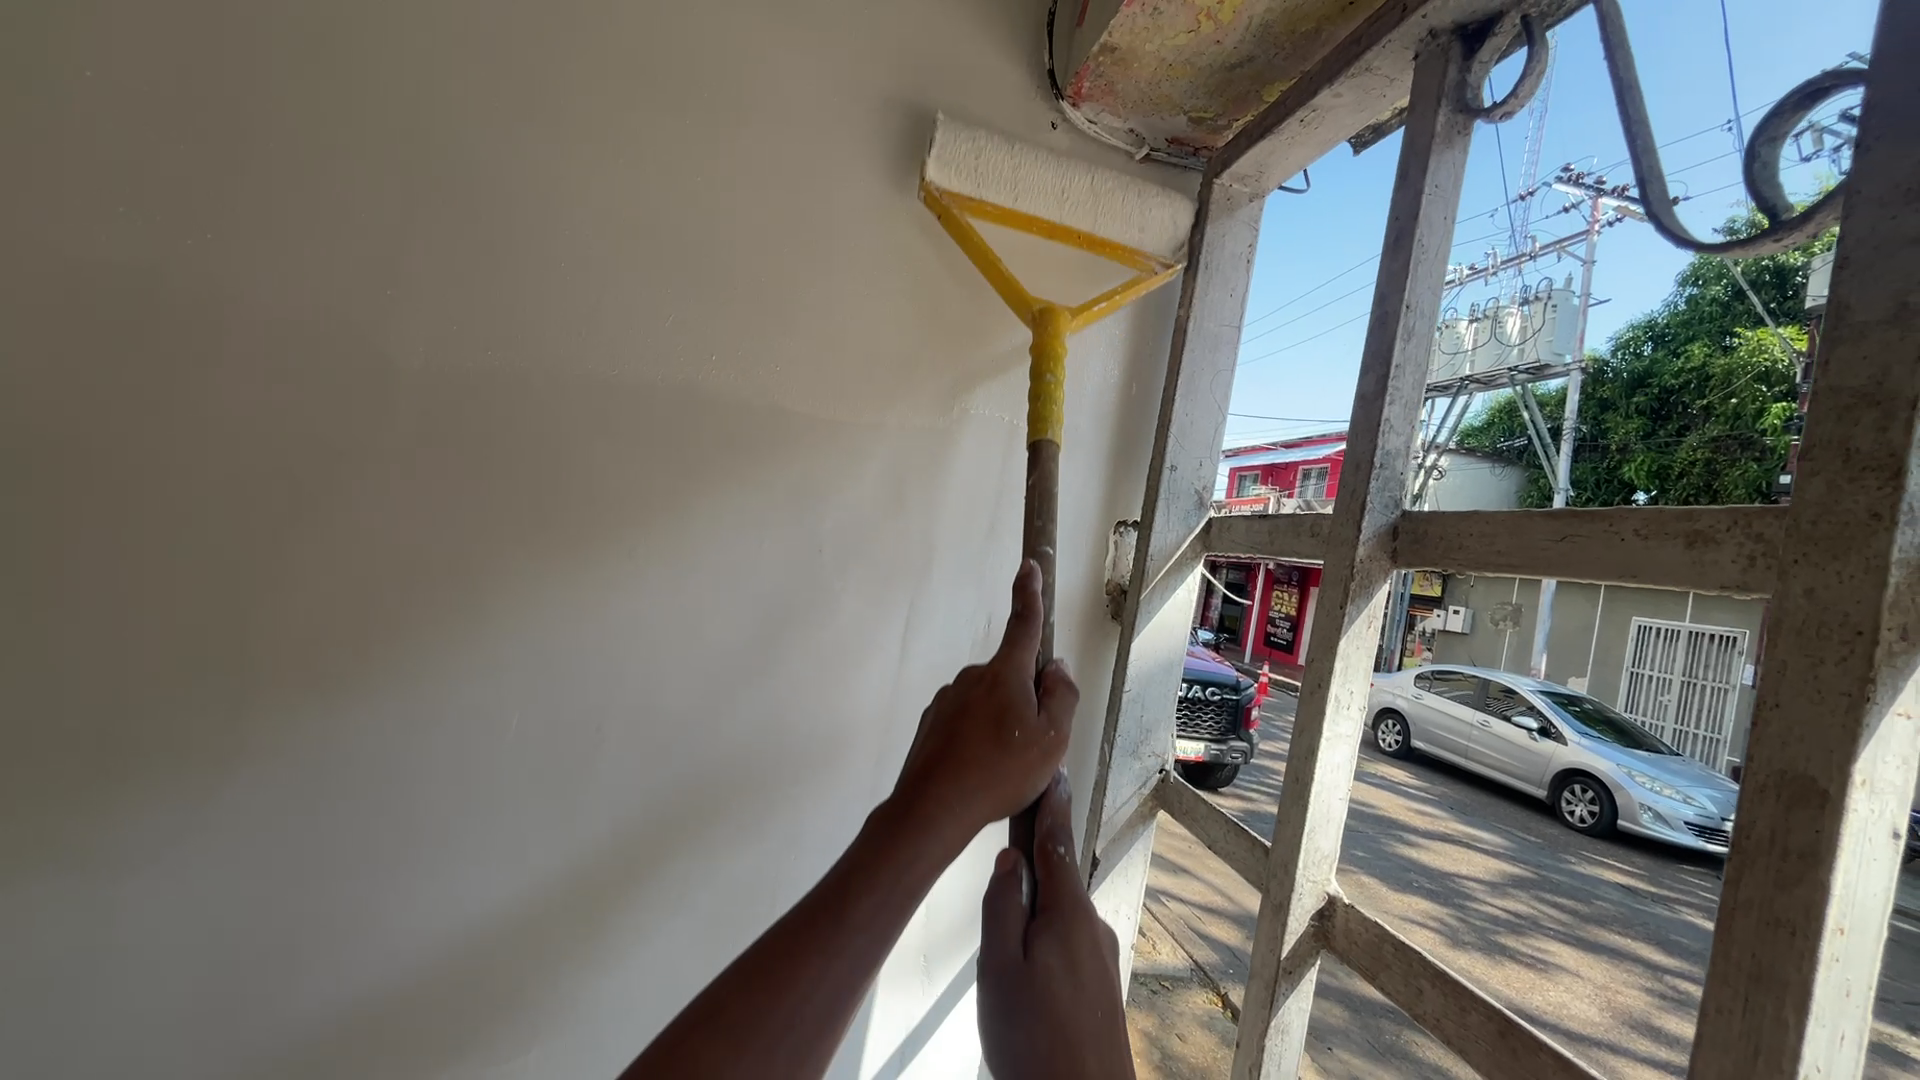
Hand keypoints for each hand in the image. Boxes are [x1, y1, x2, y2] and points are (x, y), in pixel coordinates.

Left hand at [891, 560, 1076, 840]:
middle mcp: (973, 677)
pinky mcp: (932, 722)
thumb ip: (1062, 697)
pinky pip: (966, 722)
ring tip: (1004, 768)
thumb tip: (1055, 668)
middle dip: (1027, 699)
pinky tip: (979, 770)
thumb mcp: (1053, 739)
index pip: (1024, 623)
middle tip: (1032, 746)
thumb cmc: (1000, 773)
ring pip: (989, 702)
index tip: (1030, 564)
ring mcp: (948, 699)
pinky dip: (978, 739)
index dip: (1031, 593)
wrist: (933, 807)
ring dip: (1001, 724)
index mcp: (1005, 673)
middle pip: (1011, 675)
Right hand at [979, 772, 1134, 1079]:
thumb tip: (1009, 861)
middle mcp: (1092, 928)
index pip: (1056, 844)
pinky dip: (1047, 939)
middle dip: (1032, 869)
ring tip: (1007, 952)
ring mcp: (1101, 958)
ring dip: (1036, 914)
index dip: (1051, 807)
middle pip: (1057, 880)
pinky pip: (1069, 943)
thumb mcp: (999, 969)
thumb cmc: (1035, 1042)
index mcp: (1067, 914)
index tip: (1053, 774)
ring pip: (1060, 916)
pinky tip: (1030, 975)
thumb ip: (1001, 907)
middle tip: (1005, 874)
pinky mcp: (1101, 985)